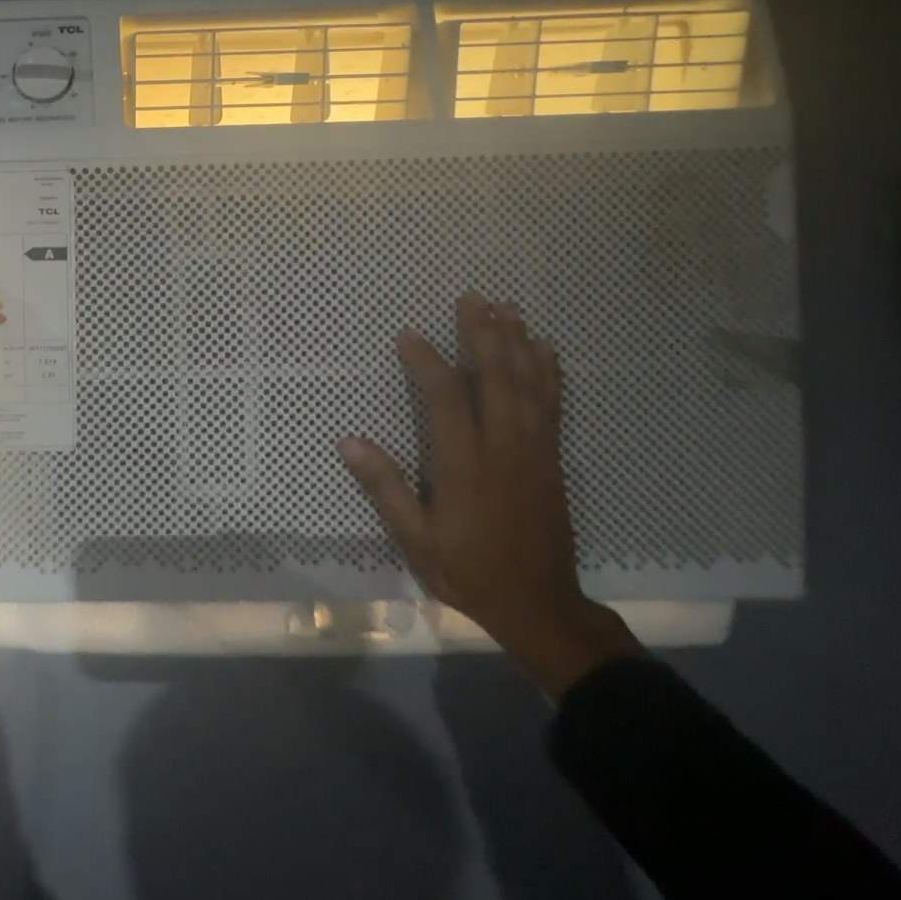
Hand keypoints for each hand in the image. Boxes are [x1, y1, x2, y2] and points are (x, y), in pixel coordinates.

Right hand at [338, 292, 644, 699]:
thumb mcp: (414, 537)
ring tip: (507, 308)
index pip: (444, 400)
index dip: (427, 363)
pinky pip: (552, 405)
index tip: (409, 334)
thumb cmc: (465, 569)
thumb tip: (348, 442)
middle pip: (496, 379)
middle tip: (472, 297)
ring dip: (517, 343)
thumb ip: (385, 487)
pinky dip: (549, 372)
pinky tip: (544, 350)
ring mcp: (534, 451)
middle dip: (483, 335)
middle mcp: (504, 448)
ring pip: (528, 385)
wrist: (537, 602)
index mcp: (464, 465)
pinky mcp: (551, 460)